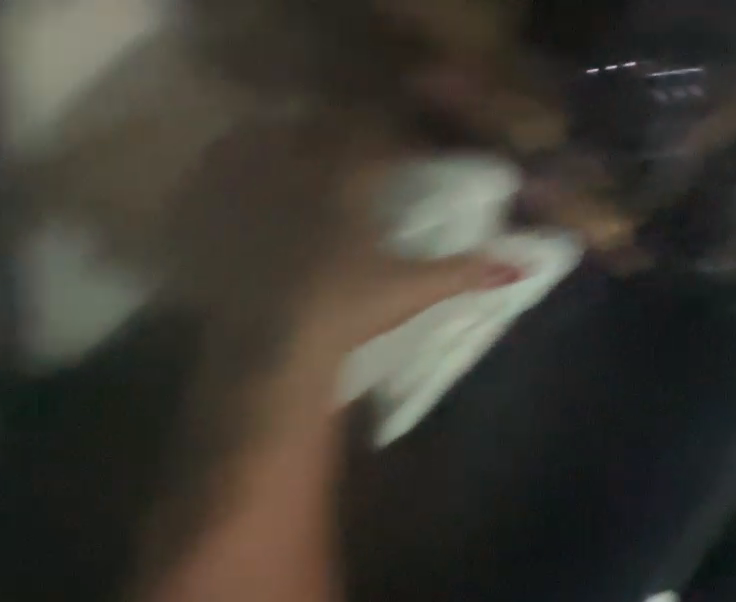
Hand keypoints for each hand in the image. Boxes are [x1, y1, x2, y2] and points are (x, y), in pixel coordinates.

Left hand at [165, 113, 521, 402]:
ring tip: (307, 154)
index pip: (376, 142)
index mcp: (346, 181)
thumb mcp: (416, 289)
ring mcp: (247, 184)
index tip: (415, 153)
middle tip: (361, 150)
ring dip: (289, 139)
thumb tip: (525, 264)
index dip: (397, 143)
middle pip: (319, 129)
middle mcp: (295, 168)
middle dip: (342, 134)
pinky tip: (252, 181)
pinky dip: (238, 164)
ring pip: (267, 137)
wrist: (272, 337)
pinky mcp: (211, 208)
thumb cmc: (350, 307)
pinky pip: (220, 167)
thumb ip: (468, 272)